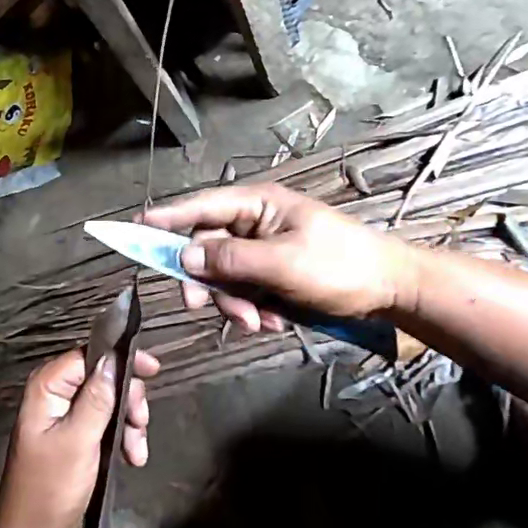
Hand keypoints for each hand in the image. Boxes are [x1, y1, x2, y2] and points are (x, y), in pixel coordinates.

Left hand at [0, 345, 159, 527]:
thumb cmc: (50, 489)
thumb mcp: (78, 441)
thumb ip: (96, 398)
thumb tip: (112, 359)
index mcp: (46, 387)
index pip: (89, 354)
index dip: (121, 359)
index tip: (151, 370)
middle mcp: (54, 394)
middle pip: (103, 376)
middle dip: (127, 398)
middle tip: (140, 421)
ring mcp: (64, 414)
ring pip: (109, 399)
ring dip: (128, 421)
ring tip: (136, 450)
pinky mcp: (74, 433)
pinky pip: (105, 421)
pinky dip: (122, 435)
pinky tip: (132, 456)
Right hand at [141, 183, 414, 329]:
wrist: (390, 289)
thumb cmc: (340, 265)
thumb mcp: (283, 263)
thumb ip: (231, 259)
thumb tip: (185, 255)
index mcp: (259, 205)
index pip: (203, 205)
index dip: (169, 217)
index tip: (136, 226)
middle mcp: (256, 222)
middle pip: (209, 247)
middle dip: (211, 281)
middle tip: (205, 308)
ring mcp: (265, 248)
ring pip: (226, 274)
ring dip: (236, 302)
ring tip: (260, 322)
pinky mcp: (274, 272)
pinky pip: (247, 289)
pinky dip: (255, 307)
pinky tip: (276, 320)